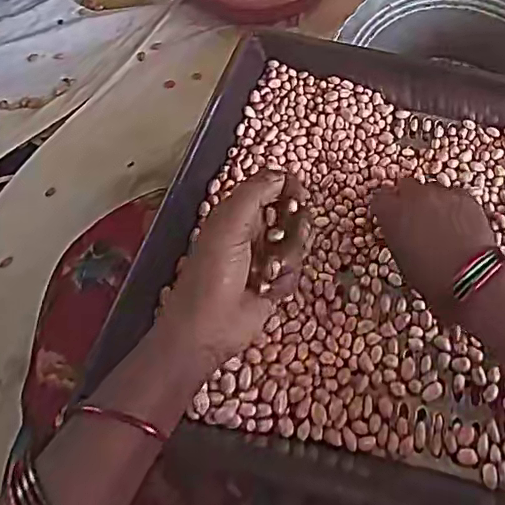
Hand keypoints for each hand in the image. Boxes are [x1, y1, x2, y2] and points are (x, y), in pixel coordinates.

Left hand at [160, 171, 308, 373]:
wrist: (207, 329)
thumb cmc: (212, 273)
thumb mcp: (229, 224)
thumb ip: (255, 193)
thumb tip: (281, 174)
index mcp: (238, 211)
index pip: (272, 186)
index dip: (288, 188)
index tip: (297, 196)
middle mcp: (254, 230)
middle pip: (292, 213)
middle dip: (293, 225)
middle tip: (280, 237)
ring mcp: (267, 256)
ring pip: (298, 242)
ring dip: (287, 256)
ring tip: (268, 271)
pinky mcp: (276, 283)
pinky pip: (297, 270)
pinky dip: (285, 279)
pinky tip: (268, 289)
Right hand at [366, 179, 495, 312]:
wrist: (470, 277)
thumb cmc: (432, 278)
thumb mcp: (402, 259)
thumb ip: (398, 235)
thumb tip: (403, 231)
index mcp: (391, 212)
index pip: (380, 199)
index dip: (386, 208)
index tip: (390, 217)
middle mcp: (413, 195)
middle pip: (406, 186)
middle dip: (409, 199)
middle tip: (416, 217)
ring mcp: (440, 193)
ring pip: (432, 190)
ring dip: (433, 202)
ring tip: (442, 223)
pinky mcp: (464, 196)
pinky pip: (455, 196)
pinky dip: (455, 206)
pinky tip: (461, 224)